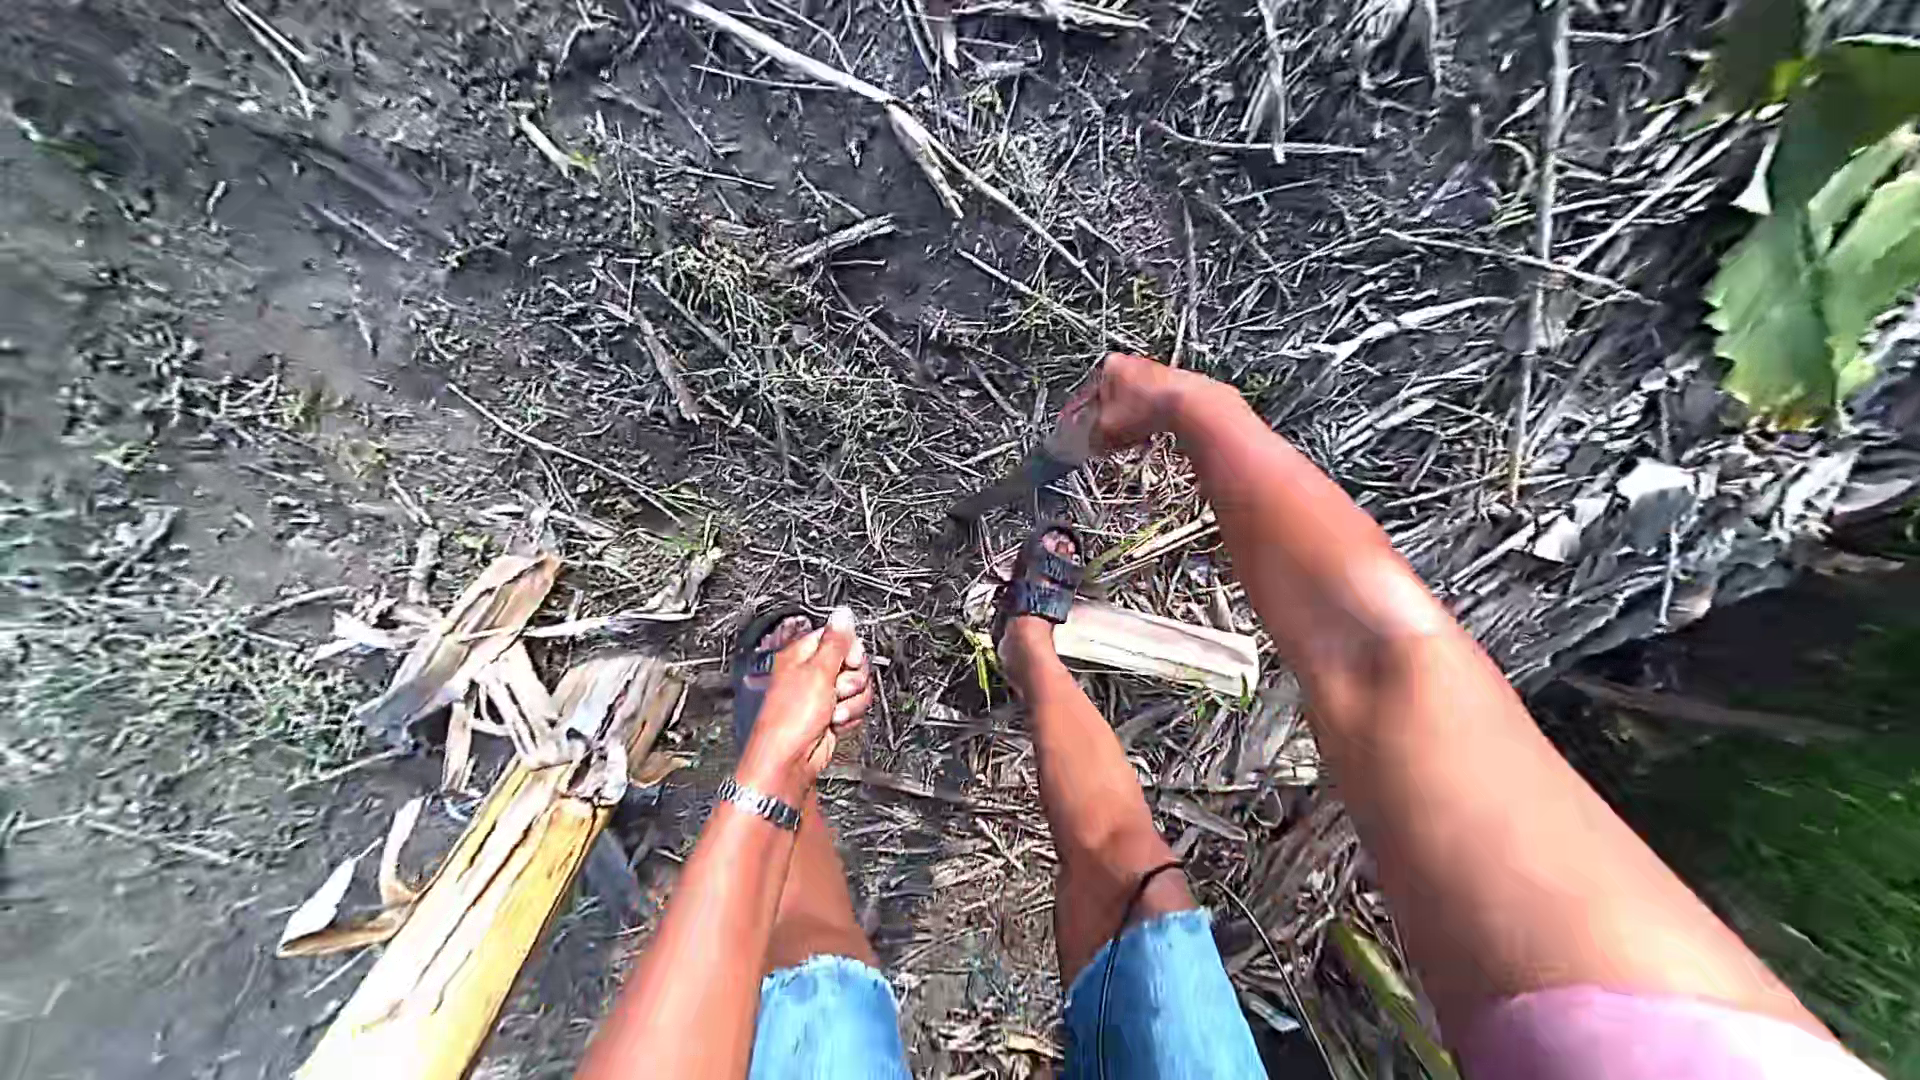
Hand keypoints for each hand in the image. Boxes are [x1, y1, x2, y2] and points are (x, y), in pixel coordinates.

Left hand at [736, 607, 873, 800]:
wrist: (789, 762)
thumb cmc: (790, 720)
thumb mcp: (818, 672)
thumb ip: (836, 641)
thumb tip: (843, 614)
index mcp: (802, 654)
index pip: (839, 637)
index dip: (850, 650)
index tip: (848, 661)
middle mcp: (812, 672)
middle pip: (854, 662)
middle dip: (853, 678)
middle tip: (838, 688)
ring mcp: (822, 694)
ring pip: (858, 687)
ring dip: (852, 700)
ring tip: (833, 709)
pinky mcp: (832, 714)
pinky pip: (855, 706)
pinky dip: (850, 715)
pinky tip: (835, 721)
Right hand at [1063, 352, 1219, 455]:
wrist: (1190, 407)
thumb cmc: (1144, 409)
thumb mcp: (1106, 430)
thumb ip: (1092, 436)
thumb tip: (1091, 442)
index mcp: (1111, 365)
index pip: (1091, 392)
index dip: (1088, 416)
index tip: (1090, 432)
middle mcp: (1134, 363)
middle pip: (1114, 396)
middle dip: (1112, 419)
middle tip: (1110, 438)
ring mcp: (1157, 372)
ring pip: (1136, 403)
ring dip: (1132, 421)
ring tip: (1133, 438)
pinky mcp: (1176, 385)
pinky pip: (1156, 407)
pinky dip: (1152, 420)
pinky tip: (1152, 434)